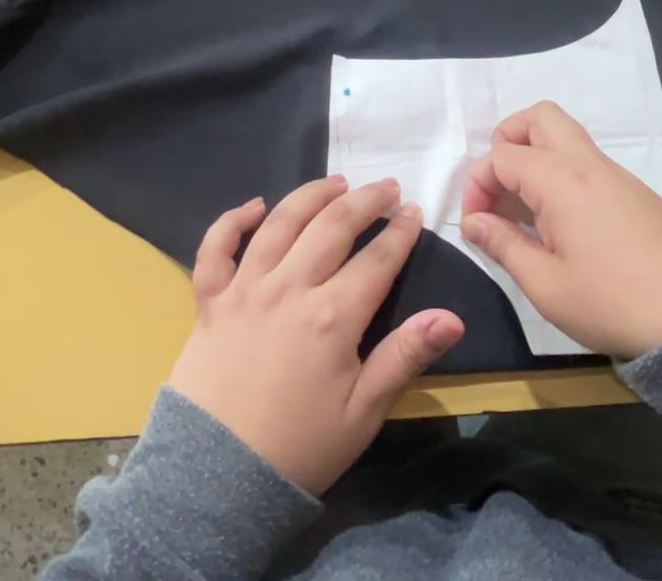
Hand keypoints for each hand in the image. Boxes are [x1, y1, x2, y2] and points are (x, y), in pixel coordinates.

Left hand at [168, 176, 464, 495]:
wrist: (216, 479)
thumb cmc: (299, 448)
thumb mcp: (364, 413)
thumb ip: (405, 357)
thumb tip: (451, 316)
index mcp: (332, 317)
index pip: (376, 259)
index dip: (399, 232)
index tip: (414, 211)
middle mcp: (288, 288)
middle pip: (331, 227)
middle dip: (364, 201)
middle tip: (385, 186)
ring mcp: (244, 290)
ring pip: (279, 224)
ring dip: (310, 196)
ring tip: (335, 182)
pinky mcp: (209, 301)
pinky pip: (215, 248)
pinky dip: (232, 220)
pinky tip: (255, 206)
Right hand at [460, 101, 661, 358]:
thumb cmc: (612, 303)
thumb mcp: (545, 284)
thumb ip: (503, 245)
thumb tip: (474, 222)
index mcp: (561, 180)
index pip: (501, 156)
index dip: (476, 186)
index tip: (475, 225)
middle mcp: (588, 164)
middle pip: (539, 118)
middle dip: (506, 141)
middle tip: (499, 188)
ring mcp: (616, 175)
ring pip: (565, 138)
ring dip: (534, 158)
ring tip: (524, 212)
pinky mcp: (635, 193)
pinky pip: (586, 163)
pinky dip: (560, 175)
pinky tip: (558, 224)